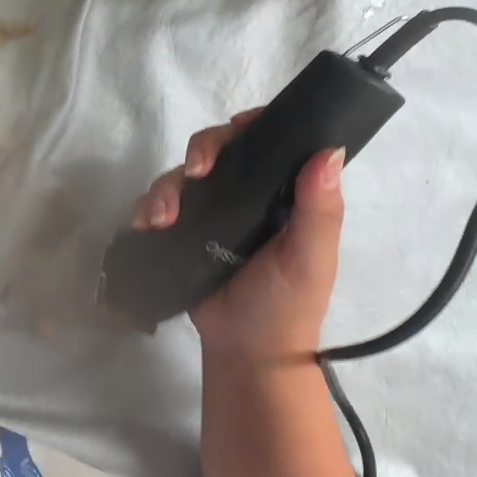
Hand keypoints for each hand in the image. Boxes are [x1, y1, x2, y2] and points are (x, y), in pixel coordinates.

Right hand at [133, 111, 346, 363]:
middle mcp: (245, 195)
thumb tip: (329, 151)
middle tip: (196, 172)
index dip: (253, 124)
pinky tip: (147, 226)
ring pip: (181, 175)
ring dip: (166, 188)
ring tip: (162, 219)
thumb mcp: (311, 258)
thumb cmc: (287, 304)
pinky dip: (147, 208)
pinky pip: (157, 204)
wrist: (246, 351)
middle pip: (216, 149)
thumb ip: (320, 209)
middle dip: (200, 150)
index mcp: (282, 195)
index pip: (268, 143)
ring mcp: (210, 212)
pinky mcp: (181, 230)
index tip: (238, 125)